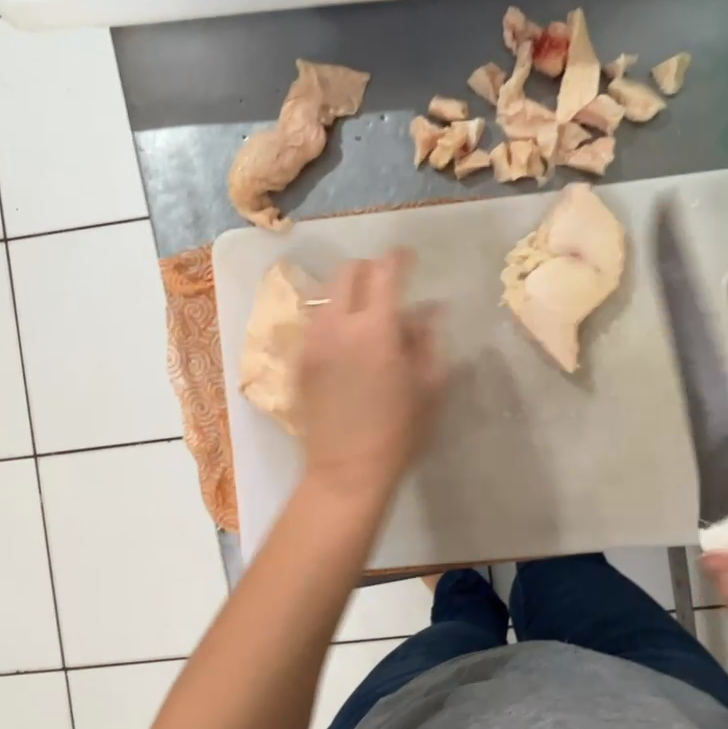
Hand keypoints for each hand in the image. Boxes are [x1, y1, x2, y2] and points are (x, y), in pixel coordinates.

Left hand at [298, 250, 445, 501]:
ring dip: (347, 294)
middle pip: (347, 273)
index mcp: (376, 328)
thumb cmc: (399, 433)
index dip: (399, 259)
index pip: (385, 272)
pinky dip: (332, 319)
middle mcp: (337, 325)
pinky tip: (346, 340)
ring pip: (326, 296)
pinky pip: (314, 323)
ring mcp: (312, 342)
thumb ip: (428, 338)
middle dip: (369, 270)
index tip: (408, 257)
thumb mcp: (429, 385)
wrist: (346, 471)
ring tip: (365, 313)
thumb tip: (428, 309)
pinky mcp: (298, 361)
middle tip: (386, 283)